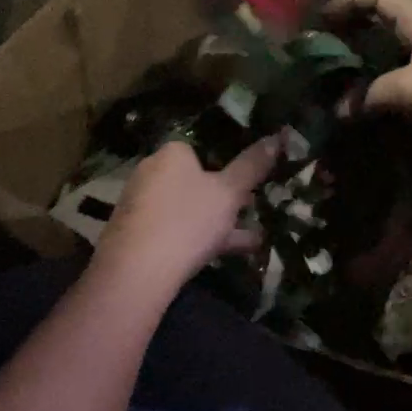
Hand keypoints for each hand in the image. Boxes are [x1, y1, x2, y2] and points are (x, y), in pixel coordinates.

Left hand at [94, 135, 278, 292]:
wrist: (135, 273)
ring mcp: (140, 206)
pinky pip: (173, 231)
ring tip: (252, 239)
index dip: (226, 166)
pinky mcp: (134, 236)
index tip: (249, 184)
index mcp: (172, 154)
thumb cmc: (187, 221)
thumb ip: (252, 166)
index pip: (201, 150)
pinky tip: (223, 255)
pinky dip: (198, 240)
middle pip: (194, 181)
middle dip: (224, 198)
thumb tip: (277, 137)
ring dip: (217, 223)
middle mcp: (150, 173)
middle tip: (253, 210)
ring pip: (187, 209)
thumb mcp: (229, 193)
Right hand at [329, 0, 411, 176]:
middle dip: (351, 39)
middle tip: (321, 55)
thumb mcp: (411, 87)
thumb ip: (371, 94)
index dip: (353, 1)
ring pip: (385, 67)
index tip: (324, 19)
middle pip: (381, 32)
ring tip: (328, 88)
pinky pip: (392, 97)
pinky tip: (352, 114)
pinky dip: (372, 102)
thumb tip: (340, 111)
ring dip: (359, 75)